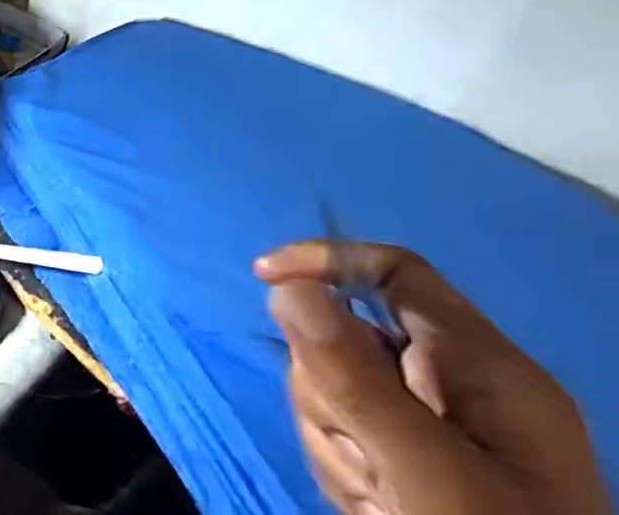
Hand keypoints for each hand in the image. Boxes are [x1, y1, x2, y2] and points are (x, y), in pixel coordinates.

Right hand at [256, 241, 609, 514]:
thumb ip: (355, 378)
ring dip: (329, 433)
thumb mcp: (429, 475)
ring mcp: (434, 423)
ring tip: (376, 495)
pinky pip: (336, 423)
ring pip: (328, 380)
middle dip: (323, 385)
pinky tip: (375, 503)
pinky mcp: (408, 453)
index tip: (264, 283)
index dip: (323, 261)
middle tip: (360, 453)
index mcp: (487, 372)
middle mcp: (459, 386)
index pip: (394, 271)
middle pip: (343, 333)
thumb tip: (287, 285)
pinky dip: (338, 461)